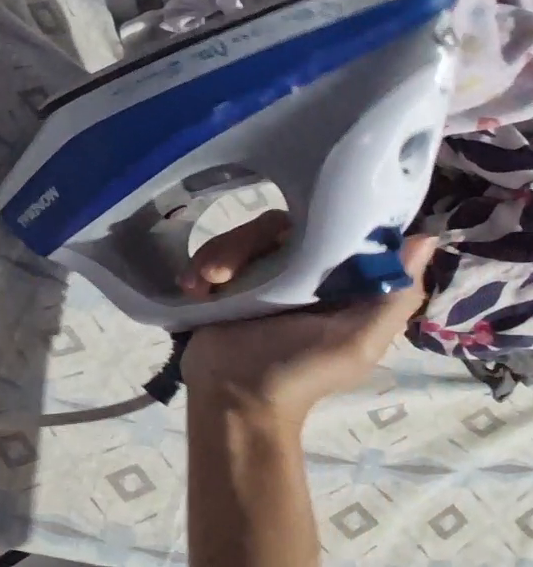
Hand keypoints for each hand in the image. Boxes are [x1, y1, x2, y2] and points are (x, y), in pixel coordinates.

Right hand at [180, 210, 435, 422]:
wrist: (233, 392)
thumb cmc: (300, 370)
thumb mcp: (355, 340)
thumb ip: (391, 298)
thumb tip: (424, 239)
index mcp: (342, 285)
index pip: (329, 233)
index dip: (310, 224)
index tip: (286, 233)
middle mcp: (301, 274)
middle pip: (273, 230)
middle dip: (239, 246)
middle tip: (220, 274)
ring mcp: (258, 276)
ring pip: (236, 239)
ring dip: (214, 257)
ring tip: (202, 286)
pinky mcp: (222, 281)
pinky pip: (209, 254)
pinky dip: (196, 268)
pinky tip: (192, 290)